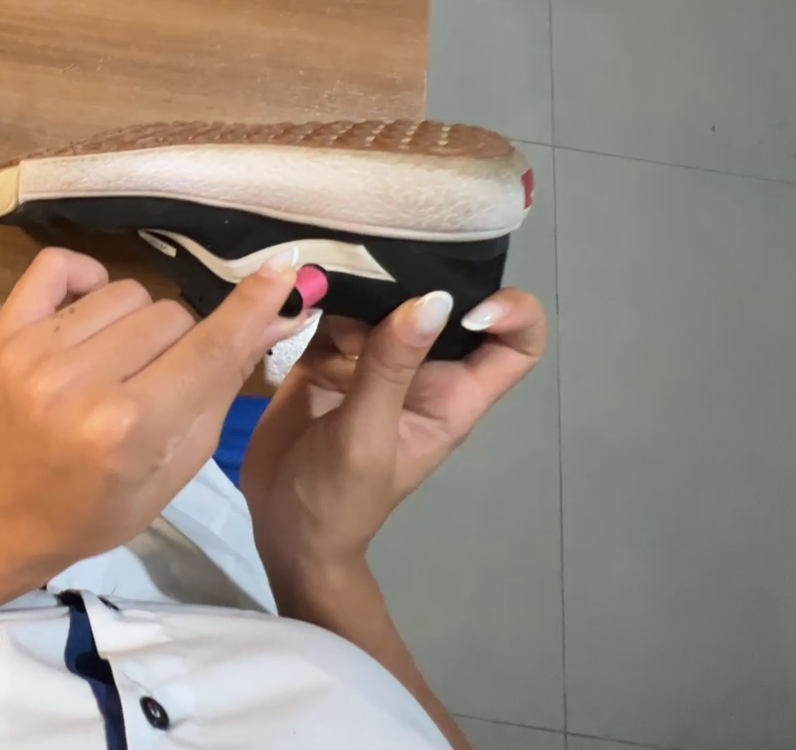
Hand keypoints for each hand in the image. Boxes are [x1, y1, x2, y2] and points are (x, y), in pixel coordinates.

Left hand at [0, 247, 311, 575]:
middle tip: (158, 377)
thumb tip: (278, 312)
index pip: (208, 349)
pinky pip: (59, 264)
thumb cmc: (108, 502)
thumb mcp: (181, 458)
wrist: (14, 510)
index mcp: (127, 428)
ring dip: (135, 321)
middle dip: (180, 342)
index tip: (283, 271)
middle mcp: (78, 384)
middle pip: (170, 314)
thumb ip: (225, 382)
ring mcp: (33, 353)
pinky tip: (87, 316)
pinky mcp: (3, 332)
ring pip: (125, 291)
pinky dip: (85, 280)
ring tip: (117, 362)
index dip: (251, 307)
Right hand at [240, 288, 546, 595]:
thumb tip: (431, 299)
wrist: (283, 527)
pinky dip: (317, 296)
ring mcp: (367, 361)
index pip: (512, 346)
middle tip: (367, 268)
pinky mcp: (323, 356)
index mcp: (450, 396)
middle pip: (437, 306)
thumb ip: (391, 369)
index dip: (508, 314)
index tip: (460, 302)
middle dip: (410, 281)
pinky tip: (297, 292)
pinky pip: (330, 312)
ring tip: (321, 284)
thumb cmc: (340, 498)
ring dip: (354, 287)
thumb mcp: (366, 437)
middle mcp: (416, 370)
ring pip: (378, 301)